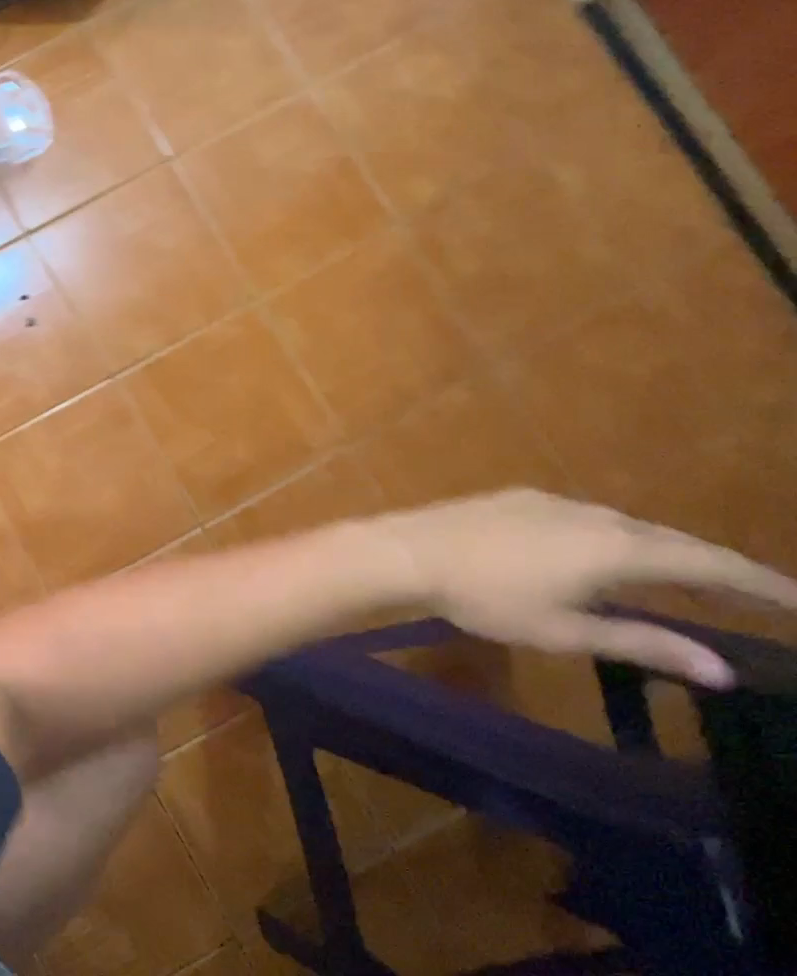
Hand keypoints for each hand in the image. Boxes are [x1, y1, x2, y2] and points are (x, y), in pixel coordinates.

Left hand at [370, 489, 796, 687]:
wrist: (408, 551)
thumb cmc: (485, 598)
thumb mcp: (565, 631)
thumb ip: (643, 644)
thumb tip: (722, 671)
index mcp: (621, 549)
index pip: (713, 566)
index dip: (763, 586)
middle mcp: (600, 516)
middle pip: (676, 543)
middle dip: (720, 572)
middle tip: (756, 601)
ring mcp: (557, 501)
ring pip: (631, 528)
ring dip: (666, 554)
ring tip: (690, 585)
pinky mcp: (522, 498)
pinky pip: (590, 519)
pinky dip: (619, 541)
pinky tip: (609, 559)